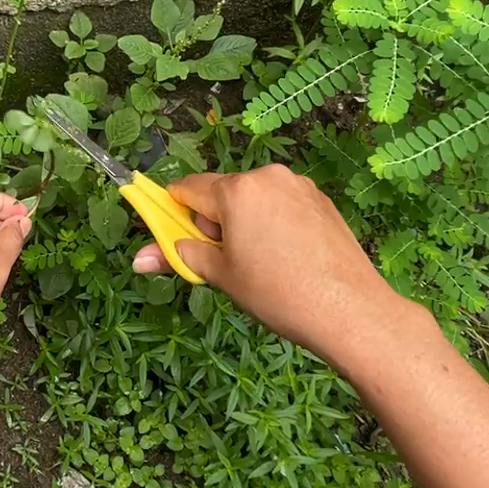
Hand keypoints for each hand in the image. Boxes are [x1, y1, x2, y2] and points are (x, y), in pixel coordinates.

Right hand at [130, 165, 430, 372]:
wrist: (352, 311)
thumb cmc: (277, 293)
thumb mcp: (221, 276)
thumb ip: (178, 257)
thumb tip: (136, 260)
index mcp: (235, 190)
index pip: (186, 189)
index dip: (177, 215)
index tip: (186, 242)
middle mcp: (266, 176)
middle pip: (220, 191)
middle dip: (214, 221)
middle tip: (228, 261)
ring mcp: (297, 184)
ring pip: (251, 197)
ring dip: (243, 221)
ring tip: (261, 262)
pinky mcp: (320, 198)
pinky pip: (280, 203)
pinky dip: (272, 222)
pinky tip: (287, 256)